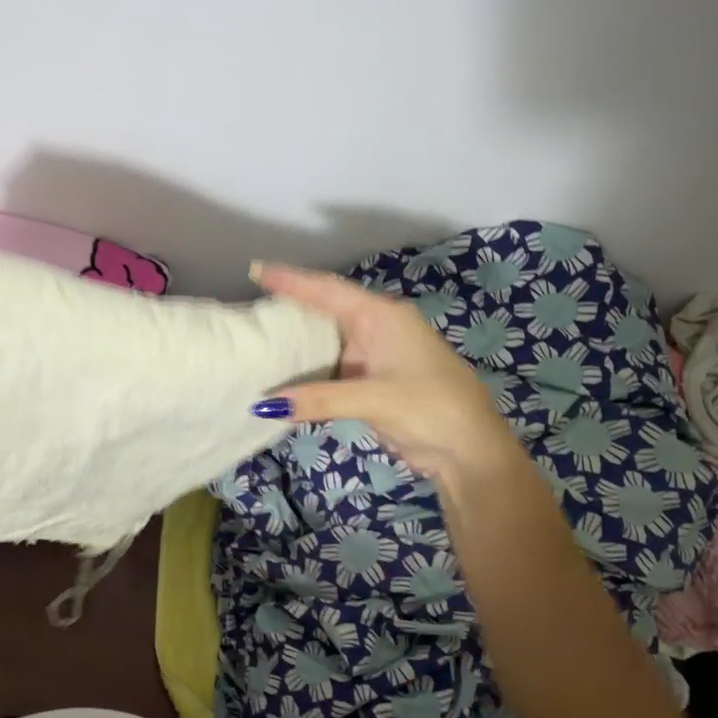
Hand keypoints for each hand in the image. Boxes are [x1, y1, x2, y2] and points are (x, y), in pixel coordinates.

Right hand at [249, 263, 518, 480]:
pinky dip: (307, 374)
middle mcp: (377, 330)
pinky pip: (330, 372)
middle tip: (249, 309)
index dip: (293, 280)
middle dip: (290, 309)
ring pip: (326, 344)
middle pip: (325, 312)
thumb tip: (265, 404)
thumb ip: (320, 399)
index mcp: (383, 318)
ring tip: (257, 341)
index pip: (329, 292)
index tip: (257, 270)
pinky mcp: (371, 385)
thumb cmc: (431, 408)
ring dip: (297, 345)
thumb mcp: (375, 400)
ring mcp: (374, 358)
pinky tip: (283, 378)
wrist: (468, 448)